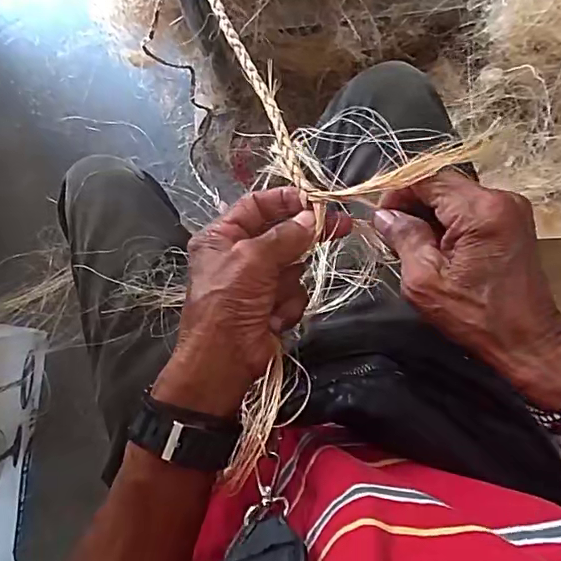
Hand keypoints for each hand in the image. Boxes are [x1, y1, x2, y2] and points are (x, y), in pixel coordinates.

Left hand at [152, 186, 348, 417]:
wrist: (224, 360)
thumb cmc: (226, 304)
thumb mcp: (252, 259)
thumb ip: (285, 235)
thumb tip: (312, 218)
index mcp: (220, 237)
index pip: (256, 205)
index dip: (286, 200)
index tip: (316, 200)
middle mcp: (237, 255)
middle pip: (280, 234)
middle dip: (303, 237)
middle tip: (340, 226)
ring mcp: (256, 282)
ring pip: (293, 266)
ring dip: (288, 283)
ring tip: (272, 298)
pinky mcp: (271, 305)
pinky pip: (295, 292)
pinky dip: (288, 305)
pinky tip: (273, 318)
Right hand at [370, 171, 560, 409]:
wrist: (528, 341)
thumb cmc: (476, 317)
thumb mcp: (425, 280)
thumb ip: (404, 238)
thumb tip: (384, 216)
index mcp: (480, 210)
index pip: (427, 178)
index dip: (396, 192)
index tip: (379, 218)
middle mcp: (500, 199)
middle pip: (442, 183)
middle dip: (411, 202)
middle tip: (390, 232)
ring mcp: (511, 208)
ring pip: (454, 194)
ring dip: (428, 212)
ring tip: (409, 240)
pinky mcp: (513, 221)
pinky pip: (470, 207)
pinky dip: (447, 219)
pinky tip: (434, 244)